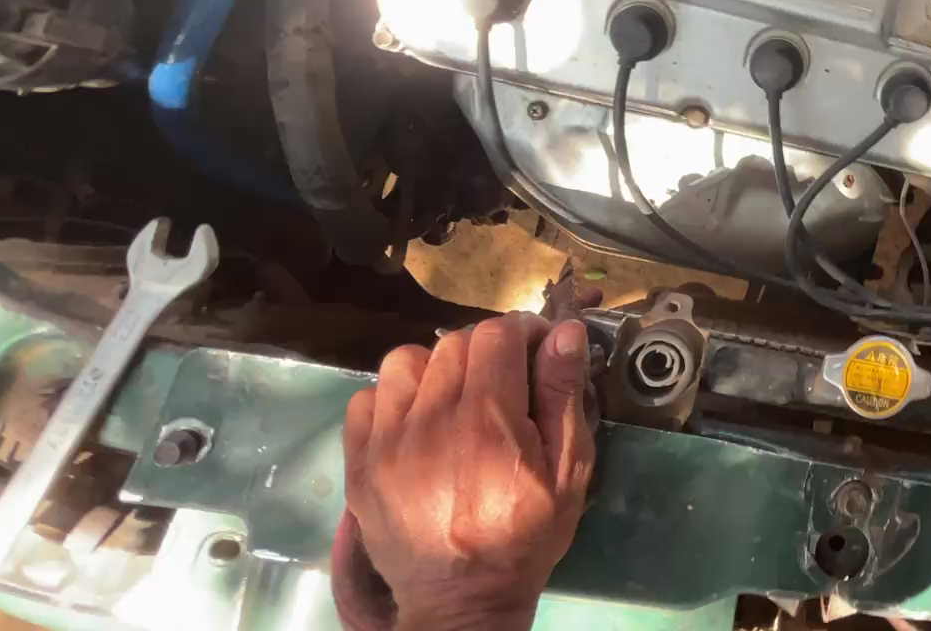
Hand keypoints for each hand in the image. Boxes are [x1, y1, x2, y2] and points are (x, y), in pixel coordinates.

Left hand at [339, 313, 595, 630]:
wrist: (463, 601)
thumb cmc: (529, 530)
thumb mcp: (571, 464)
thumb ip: (565, 392)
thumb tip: (565, 330)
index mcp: (489, 419)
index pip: (497, 332)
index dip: (525, 330)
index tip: (540, 351)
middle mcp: (432, 421)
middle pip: (456, 342)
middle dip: (489, 346)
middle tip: (508, 376)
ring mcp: (387, 443)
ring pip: (406, 360)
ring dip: (439, 365)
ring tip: (460, 393)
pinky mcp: (359, 465)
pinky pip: (367, 398)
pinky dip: (395, 395)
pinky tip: (421, 417)